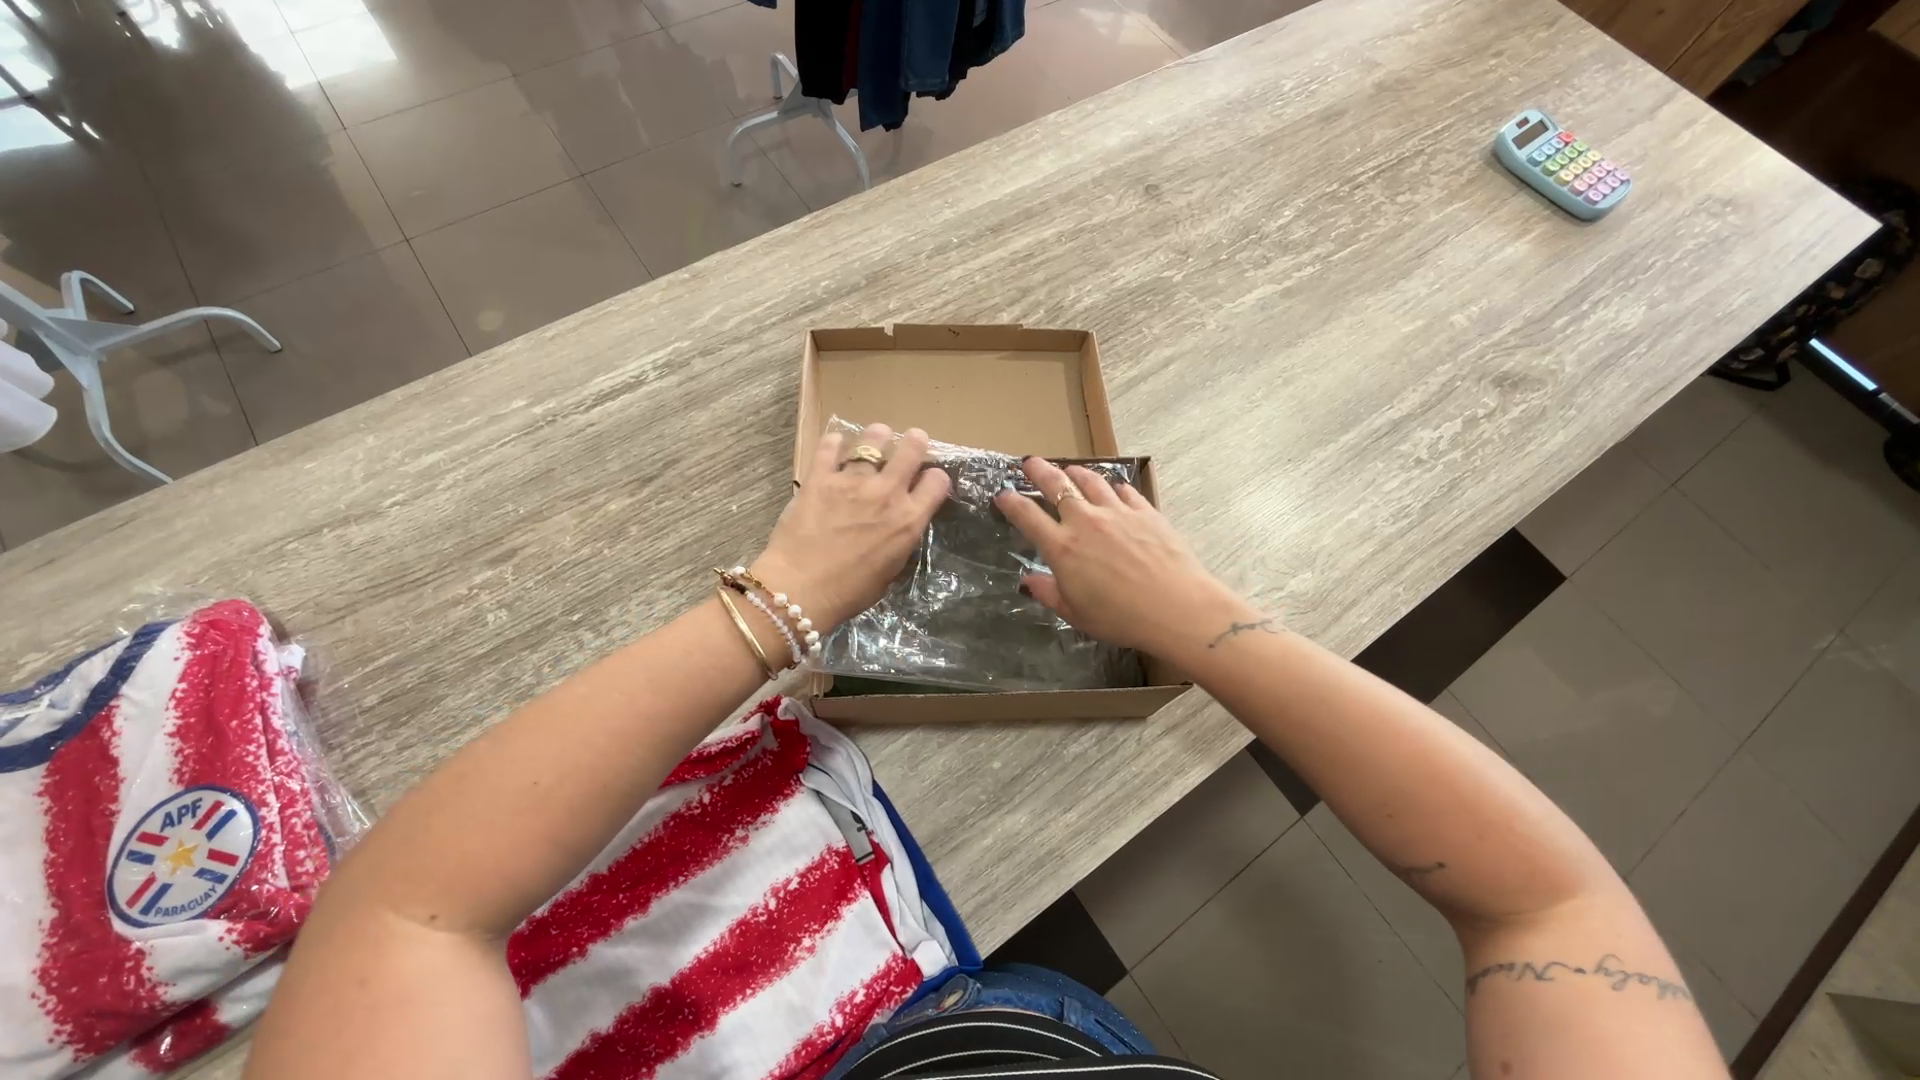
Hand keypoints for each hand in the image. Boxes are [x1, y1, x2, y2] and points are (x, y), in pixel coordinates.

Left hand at [753, 423, 951, 630]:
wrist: (802, 588)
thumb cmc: (850, 592)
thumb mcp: (891, 571)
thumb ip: (899, 541)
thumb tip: (899, 527)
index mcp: (908, 520)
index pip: (936, 482)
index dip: (936, 477)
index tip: (929, 478)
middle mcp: (886, 493)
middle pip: (911, 451)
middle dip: (916, 442)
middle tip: (913, 440)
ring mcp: (852, 481)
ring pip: (872, 441)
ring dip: (878, 436)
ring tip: (878, 434)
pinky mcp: (820, 477)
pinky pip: (829, 447)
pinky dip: (834, 442)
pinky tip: (836, 442)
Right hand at [993, 457, 1258, 658]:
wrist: (1177, 608)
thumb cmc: (1121, 618)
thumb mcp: (1076, 614)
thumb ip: (1049, 593)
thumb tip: (1028, 581)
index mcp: (1063, 548)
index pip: (1027, 516)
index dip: (1010, 502)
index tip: (1002, 494)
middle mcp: (1085, 521)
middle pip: (1057, 485)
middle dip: (1039, 470)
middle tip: (1030, 462)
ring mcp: (1118, 512)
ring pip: (1091, 480)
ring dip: (1076, 473)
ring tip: (1070, 470)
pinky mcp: (1146, 512)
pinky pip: (1125, 491)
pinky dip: (1114, 488)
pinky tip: (1115, 489)